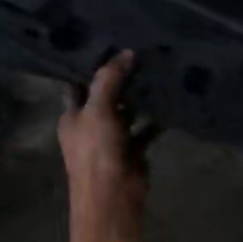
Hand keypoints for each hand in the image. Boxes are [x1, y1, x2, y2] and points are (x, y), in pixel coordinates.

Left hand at [58, 51, 145, 229]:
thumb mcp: (98, 111)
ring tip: (158, 71)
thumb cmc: (96, 152)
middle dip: (121, 78)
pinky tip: (170, 101)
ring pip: (128, 111)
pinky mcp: (133, 149)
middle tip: (141, 52)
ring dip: (140, 97)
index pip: (78, 85)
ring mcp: (112, 138)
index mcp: (72, 117)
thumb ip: (109, 81)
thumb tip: (126, 53)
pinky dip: (157, 119)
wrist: (113, 197)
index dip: (89, 66)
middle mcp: (90, 125)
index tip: (107, 44)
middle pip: (106, 96)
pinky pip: (146, 129)